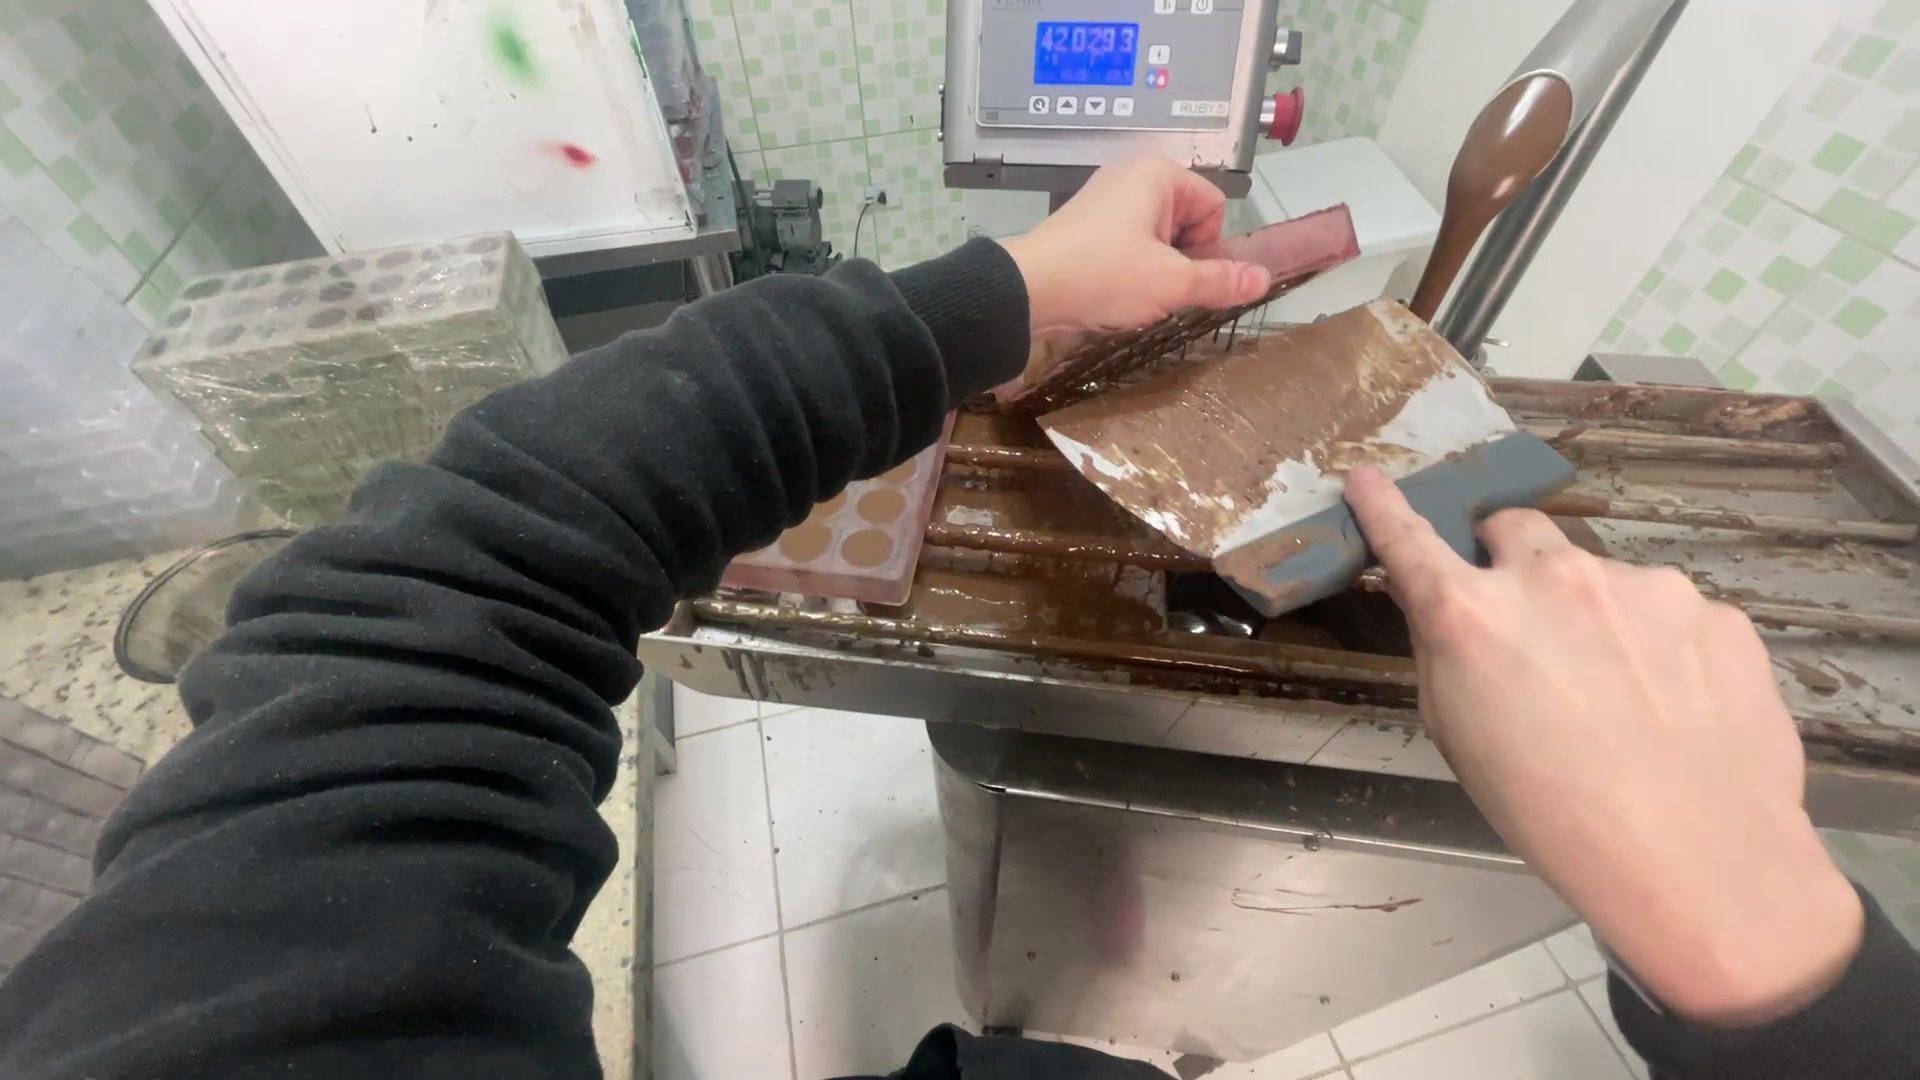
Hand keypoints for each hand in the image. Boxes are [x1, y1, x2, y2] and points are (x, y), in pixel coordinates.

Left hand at [997, 153, 1271, 336]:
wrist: (1028, 292)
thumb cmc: (1102, 276)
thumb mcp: (1170, 283)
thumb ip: (1219, 280)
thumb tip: (1263, 278)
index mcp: (1159, 173)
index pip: (1214, 209)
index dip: (1207, 250)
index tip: (1183, 278)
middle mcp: (1131, 176)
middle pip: (1184, 224)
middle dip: (1177, 263)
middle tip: (1155, 290)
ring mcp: (1103, 201)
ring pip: (1153, 241)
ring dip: (1151, 273)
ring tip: (1127, 294)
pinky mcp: (1083, 227)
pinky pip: (1123, 249)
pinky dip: (1123, 273)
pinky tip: (1107, 293)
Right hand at [1344, 467, 1862, 1026]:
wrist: (1694, 862)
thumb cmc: (1536, 802)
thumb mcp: (1449, 723)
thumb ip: (1440, 646)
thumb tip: (1443, 604)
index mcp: (1468, 613)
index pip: (1407, 538)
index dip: (1381, 504)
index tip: (1365, 476)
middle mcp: (1550, 579)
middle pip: (1513, 526)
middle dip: (1505, 557)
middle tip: (1522, 618)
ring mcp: (1642, 588)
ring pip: (1594, 573)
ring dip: (1586, 606)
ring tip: (1611, 682)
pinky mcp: (1715, 612)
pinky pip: (1661, 607)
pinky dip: (1650, 636)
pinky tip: (1664, 695)